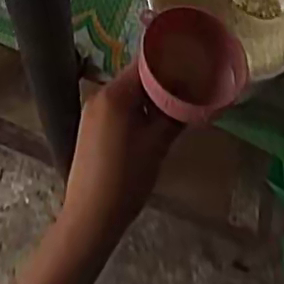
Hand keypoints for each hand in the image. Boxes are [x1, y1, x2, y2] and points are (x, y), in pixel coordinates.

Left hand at [62, 72, 183, 234]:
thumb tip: (194, 92)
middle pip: (137, 77)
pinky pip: (119, 107)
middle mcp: (100, 95)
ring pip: (129, 93)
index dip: (171, 62)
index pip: (147, 64)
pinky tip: (153, 123)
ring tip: (175, 106)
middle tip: (189, 87)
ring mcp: (92, 112)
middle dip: (163, 81)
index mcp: (114, 94)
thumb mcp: (158, 143)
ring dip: (150, 97)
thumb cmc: (126, 179)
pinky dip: (137, 109)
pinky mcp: (90, 128)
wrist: (89, 221)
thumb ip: (176, 111)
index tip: (192, 65)